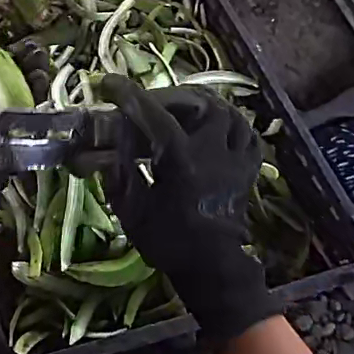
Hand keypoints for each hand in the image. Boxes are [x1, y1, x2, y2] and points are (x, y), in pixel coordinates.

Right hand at [98, 75, 274, 340]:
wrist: (212, 270)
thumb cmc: (168, 241)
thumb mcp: (132, 211)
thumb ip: (118, 175)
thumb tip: (106, 149)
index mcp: (180, 161)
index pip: (154, 114)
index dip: (130, 95)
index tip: (110, 83)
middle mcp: (212, 152)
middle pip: (198, 104)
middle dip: (170, 96)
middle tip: (150, 101)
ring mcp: (234, 160)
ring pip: (229, 113)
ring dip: (204, 104)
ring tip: (183, 106)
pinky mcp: (247, 170)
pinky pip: (248, 135)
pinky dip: (233, 124)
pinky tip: (217, 126)